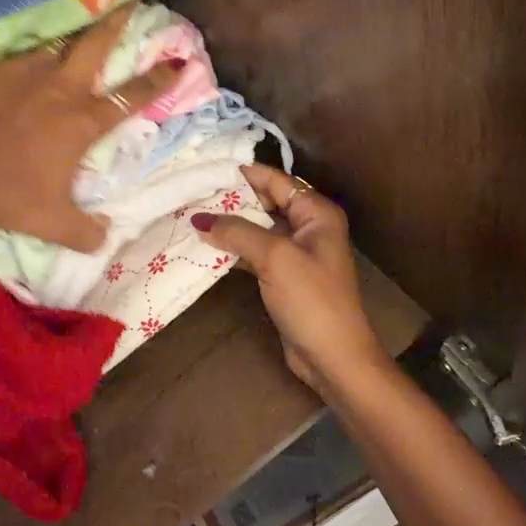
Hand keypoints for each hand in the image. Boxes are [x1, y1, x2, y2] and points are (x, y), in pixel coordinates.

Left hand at [0, 4, 184, 251]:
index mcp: (81, 122)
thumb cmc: (7, 200)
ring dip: (75, 35)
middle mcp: (59, 89)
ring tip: (82, 26)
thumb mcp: (54, 225)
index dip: (160, 79)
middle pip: (96, 44)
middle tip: (132, 0)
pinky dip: (36, 53)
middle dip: (118, 21)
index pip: (132, 96)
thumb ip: (88, 232)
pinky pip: (23, 54)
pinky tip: (33, 59)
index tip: (180, 62)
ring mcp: (23, 75)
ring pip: (58, 43)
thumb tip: (106, 235)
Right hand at [190, 164, 388, 392]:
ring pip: (258, 228)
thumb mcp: (274, 258)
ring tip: (192, 217)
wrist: (333, 357)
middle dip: (232, 199)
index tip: (206, 169)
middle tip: (192, 194)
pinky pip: (256, 253)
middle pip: (266, 202)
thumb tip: (199, 219)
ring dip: (229, 225)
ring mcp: (297, 253)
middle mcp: (309, 227)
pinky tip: (206, 248)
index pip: (276, 180)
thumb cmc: (312, 300)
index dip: (243, 173)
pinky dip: (234, 250)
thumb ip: (237, 232)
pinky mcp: (285, 277)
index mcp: (316, 213)